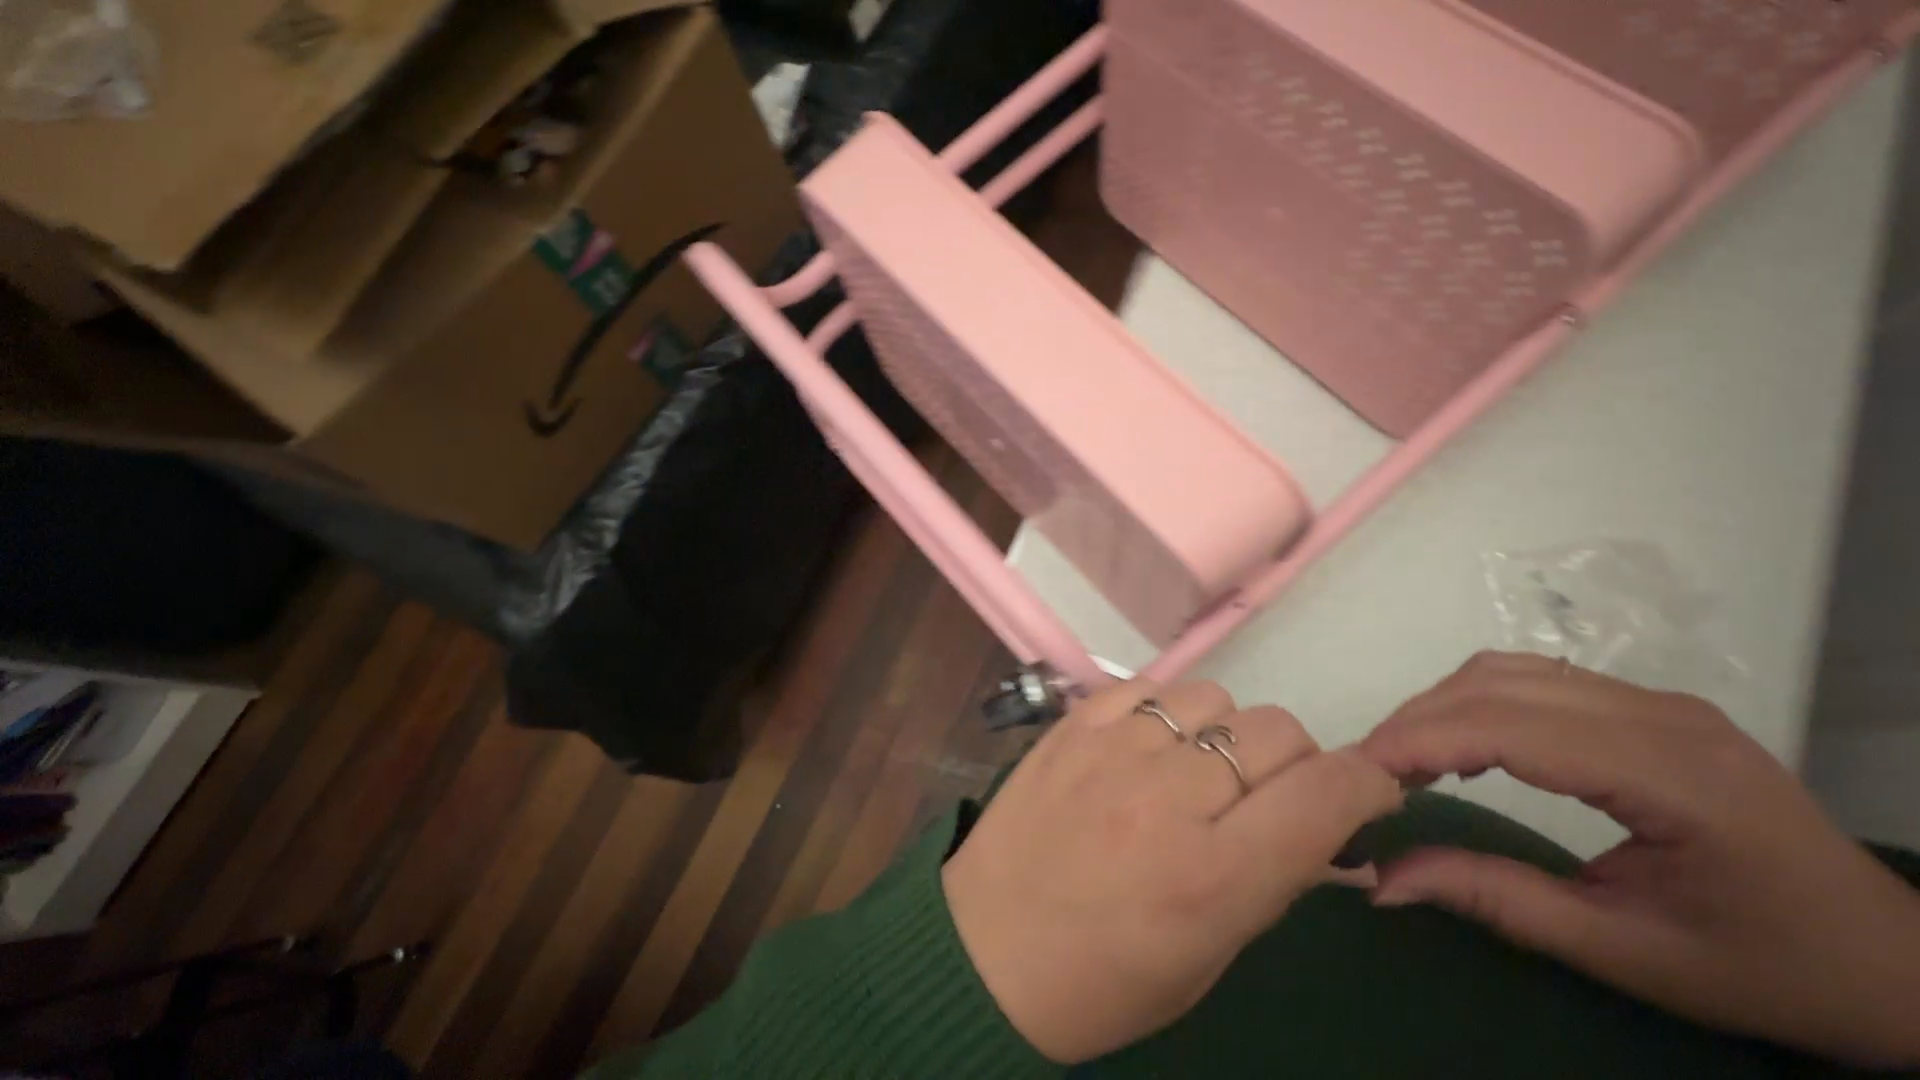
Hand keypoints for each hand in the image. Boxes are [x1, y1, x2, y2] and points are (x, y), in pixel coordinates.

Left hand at [942, 678, 1401, 1063]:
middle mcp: (1169, 797)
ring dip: (1228, 734)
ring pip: (1217, 699)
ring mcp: (1114, 750)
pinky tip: (1148, 751)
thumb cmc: (1104, 981)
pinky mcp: (1072, 726)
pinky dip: (1167, 714)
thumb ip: (1270, 877)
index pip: (1328, 791)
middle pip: (1279, 731)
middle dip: (1298, 763)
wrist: (984, 956)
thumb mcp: (1210, 954)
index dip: (1366, 784)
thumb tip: (1319, 822)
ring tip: (1199, 772)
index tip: (1364, 794)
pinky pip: (1151, 688)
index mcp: (1215, 874)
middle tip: (1269, 797)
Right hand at [1360, 652, 1919, 1067]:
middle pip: (1501, 685)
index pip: (1513, 728)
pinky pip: (1541, 682)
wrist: (1892, 966)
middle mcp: (1664, 716)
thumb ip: (1497, 900)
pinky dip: (1478, 704)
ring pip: (1514, 672)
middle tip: (1363, 774)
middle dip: (1416, 721)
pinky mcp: (1653, 710)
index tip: (1354, 773)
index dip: (1421, 740)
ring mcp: (1661, 704)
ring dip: (1442, 706)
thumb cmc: (1765, 968)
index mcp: (1672, 775)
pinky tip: (1459, 748)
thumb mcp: (1625, 953)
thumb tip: (1381, 880)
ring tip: (1400, 762)